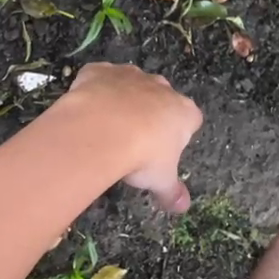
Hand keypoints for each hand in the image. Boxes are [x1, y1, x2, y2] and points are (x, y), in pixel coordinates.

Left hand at [56, 63, 201, 213]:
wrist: (102, 129)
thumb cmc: (141, 156)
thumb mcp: (160, 180)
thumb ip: (172, 192)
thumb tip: (182, 208)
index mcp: (183, 112)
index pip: (190, 120)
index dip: (178, 134)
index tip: (163, 150)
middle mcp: (160, 87)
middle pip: (161, 98)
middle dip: (150, 114)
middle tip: (134, 140)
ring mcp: (130, 75)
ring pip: (131, 84)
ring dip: (123, 99)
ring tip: (108, 126)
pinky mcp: (101, 70)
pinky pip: (100, 76)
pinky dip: (95, 88)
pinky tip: (87, 108)